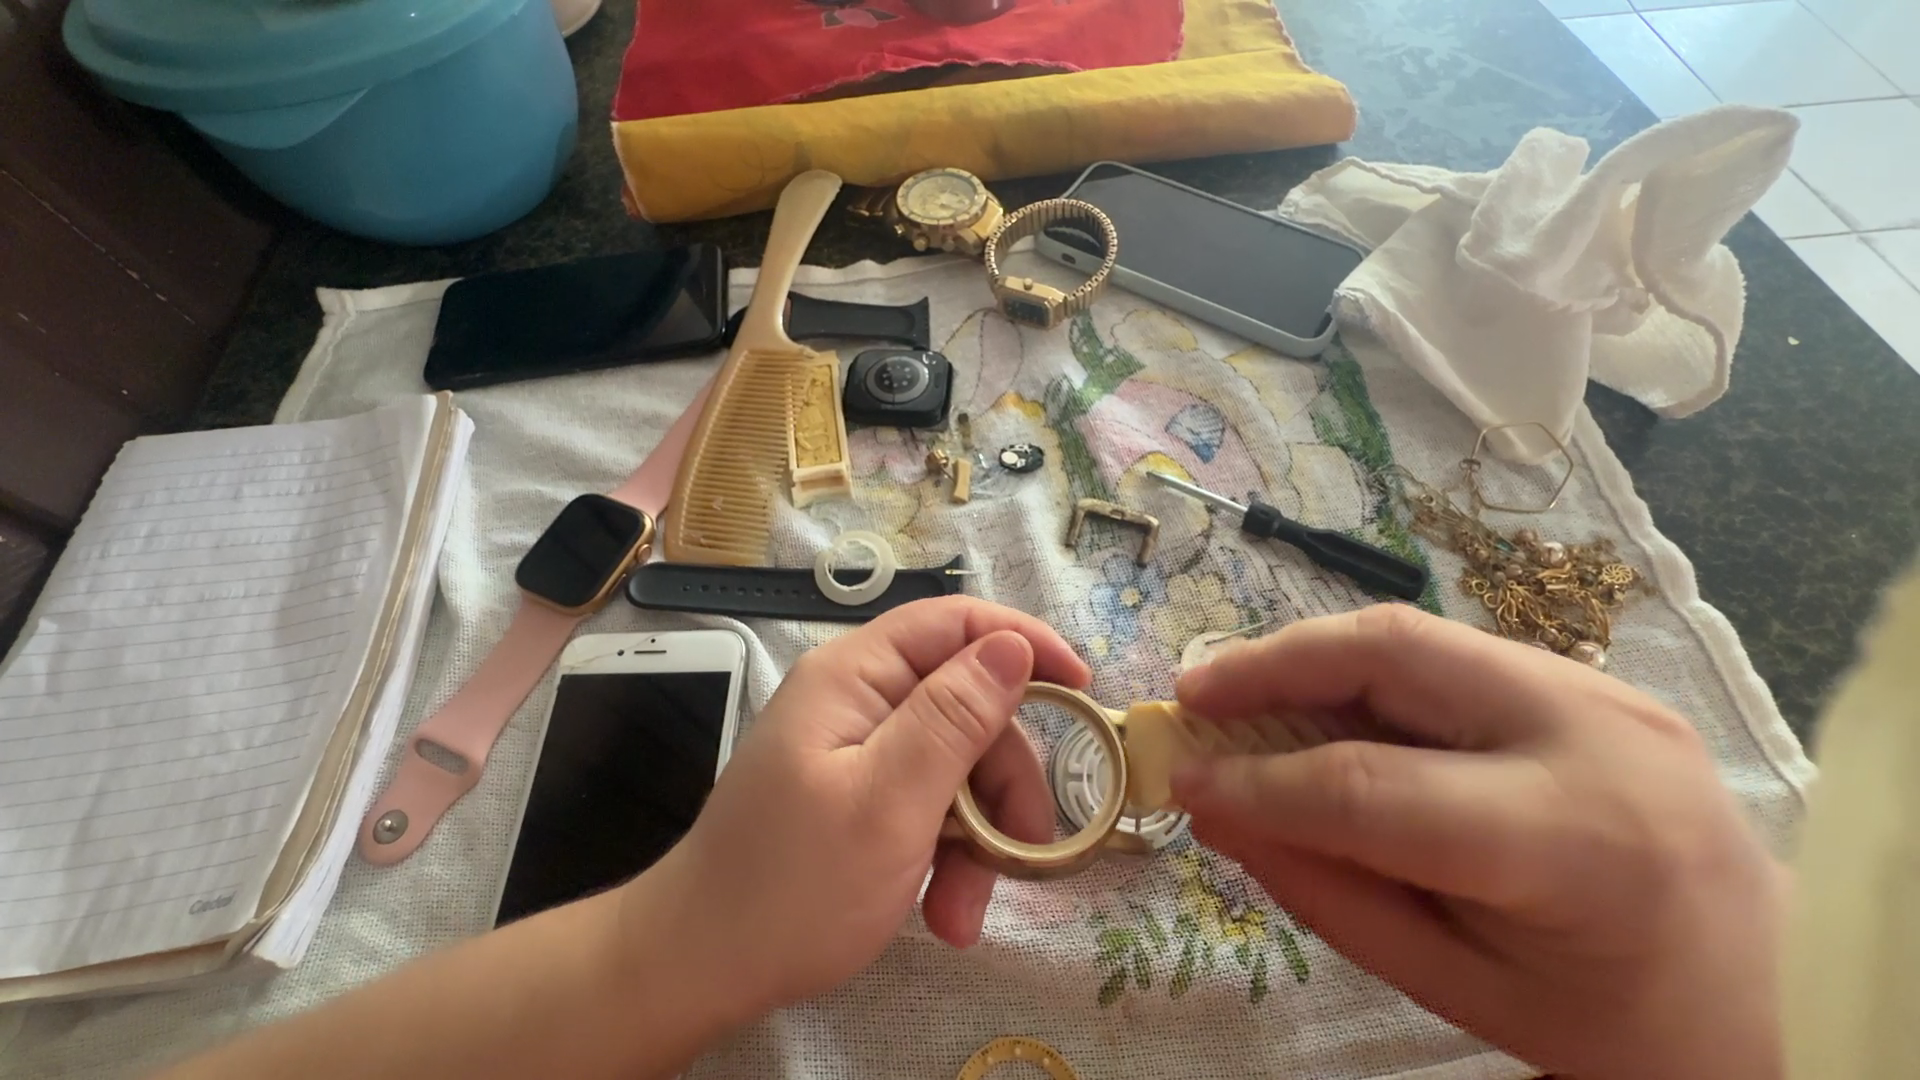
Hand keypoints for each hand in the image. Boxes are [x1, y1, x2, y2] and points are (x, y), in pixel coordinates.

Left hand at [635, 597, 1088, 1017]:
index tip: (1082, 688)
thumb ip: (955, 717)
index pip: (953, 622)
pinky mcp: (860, 792)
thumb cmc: (792, 886)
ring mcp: (859, 748)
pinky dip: (947, 855)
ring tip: (962, 912)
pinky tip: (942, 912)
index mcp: (855, 675)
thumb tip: (1013, 645)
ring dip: (978, 837)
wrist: (701, 970)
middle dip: (1001, 783)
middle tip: (1024, 850)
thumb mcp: (889, 802)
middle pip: (965, 707)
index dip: (1023, 643)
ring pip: (955, 765)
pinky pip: (928, 802)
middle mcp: (859, 698)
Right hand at [1171, 605, 1787, 1079]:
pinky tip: (1314, 701)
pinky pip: (1436, 653)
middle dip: (1271, 664)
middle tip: (1193, 693)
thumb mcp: (1458, 985)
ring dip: (1304, 655)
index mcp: (1575, 842)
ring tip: (1233, 689)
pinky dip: (1353, 670)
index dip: (1258, 781)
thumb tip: (1218, 815)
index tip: (1182, 784)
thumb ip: (1327, 892)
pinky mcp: (1581, 674)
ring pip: (1408, 633)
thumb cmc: (1611, 1018)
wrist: (1776, 991)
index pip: (1372, 788)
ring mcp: (1594, 686)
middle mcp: (1590, 733)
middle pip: (1391, 655)